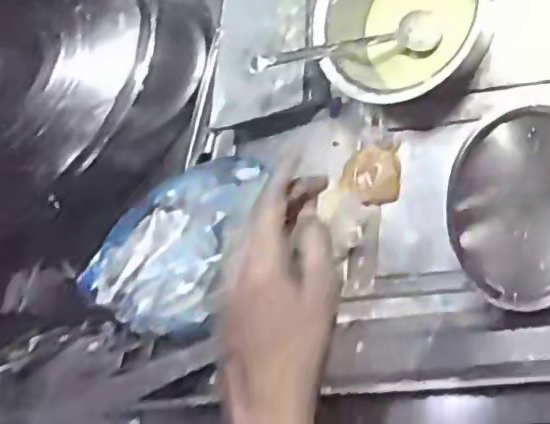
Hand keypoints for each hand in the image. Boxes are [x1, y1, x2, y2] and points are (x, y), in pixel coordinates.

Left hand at [220, 168, 337, 423]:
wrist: (267, 398)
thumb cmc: (302, 341)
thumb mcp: (322, 286)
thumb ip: (315, 242)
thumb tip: (308, 214)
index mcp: (258, 261)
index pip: (267, 204)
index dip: (284, 174)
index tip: (299, 152)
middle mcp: (235, 268)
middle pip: (256, 217)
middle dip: (286, 193)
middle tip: (319, 184)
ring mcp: (227, 287)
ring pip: (250, 235)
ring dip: (278, 214)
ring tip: (308, 206)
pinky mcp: (229, 303)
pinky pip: (248, 252)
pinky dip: (270, 235)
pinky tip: (290, 240)